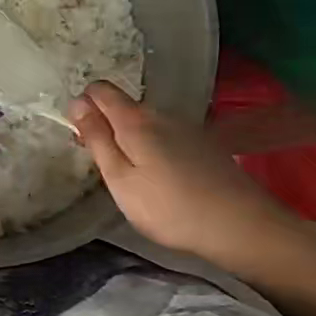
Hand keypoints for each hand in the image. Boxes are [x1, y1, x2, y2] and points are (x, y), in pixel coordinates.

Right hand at [70, 81, 293, 261]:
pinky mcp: (204, 143)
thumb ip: (98, 139)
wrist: (239, 224)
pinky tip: (162, 177)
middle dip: (107, 125)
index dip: (85, 105)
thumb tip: (77, 102)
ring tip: (132, 176)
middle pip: (124, 106)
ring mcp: (186, 127)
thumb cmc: (168, 207)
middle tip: (104, 165)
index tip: (81, 135)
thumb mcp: (121, 179)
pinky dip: (155, 148)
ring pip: (147, 122)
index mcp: (135, 120)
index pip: (101, 91)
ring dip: (133, 139)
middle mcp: (161, 114)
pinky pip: (167, 135)